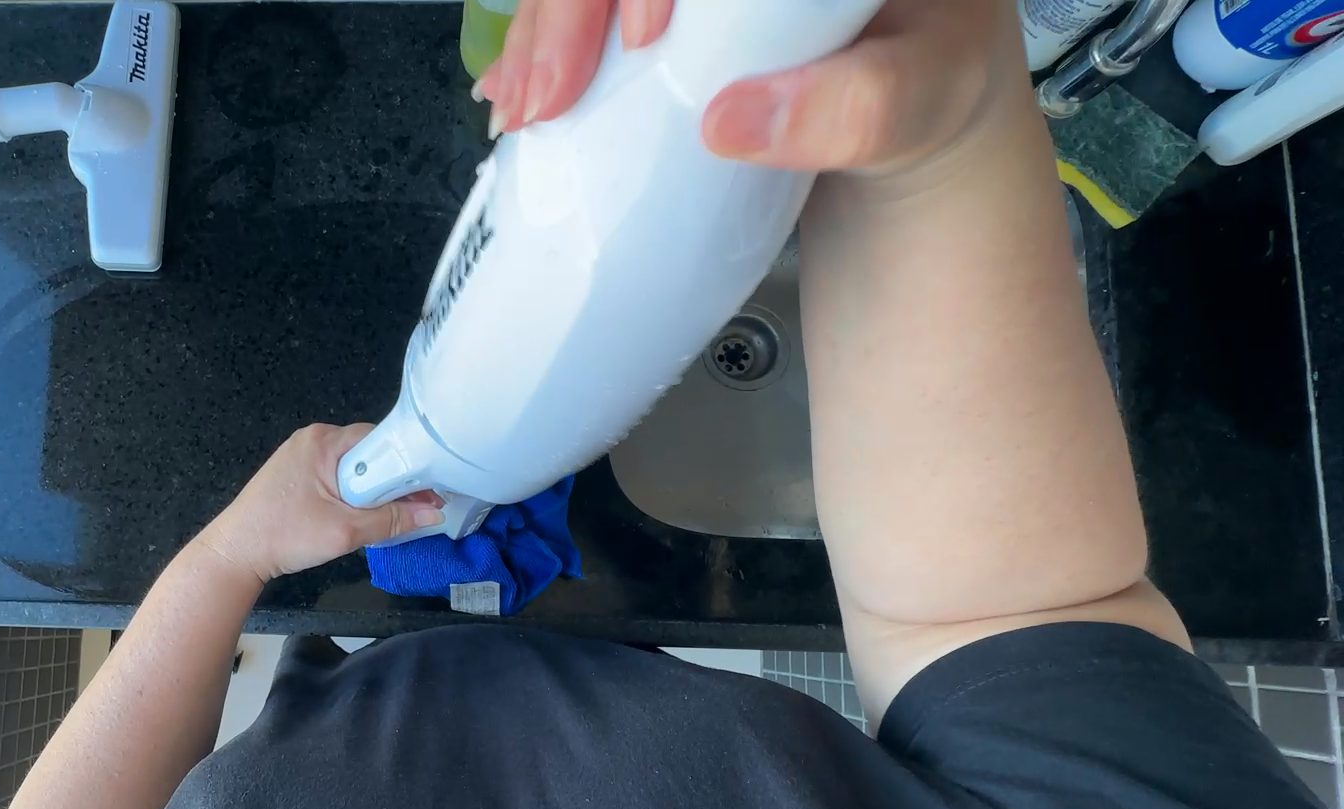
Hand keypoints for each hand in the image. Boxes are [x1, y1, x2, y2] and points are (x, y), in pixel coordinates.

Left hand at [196, 424, 444, 582]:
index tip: (430, 490)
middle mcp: (314, 440)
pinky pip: (337, 478)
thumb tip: (435, 515)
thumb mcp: (346, 531)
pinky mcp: (297, 475)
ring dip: (373, 491)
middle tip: (417, 508)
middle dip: (393, 481)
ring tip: (391, 515)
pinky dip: (353, 495)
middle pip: (369, 454)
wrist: (236, 554)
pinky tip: (360, 516)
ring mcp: (302, 456)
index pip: (381, 439)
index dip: (409, 464)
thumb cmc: (285, 536)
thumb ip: (393, 520)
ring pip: (355, 469)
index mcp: (323, 441)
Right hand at [477, 0, 1017, 178]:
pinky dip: (539, 59)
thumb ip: (857, 107)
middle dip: (565, 8)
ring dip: (536, 37)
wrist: (903, 158)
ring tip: (513, 109)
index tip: (642, 36)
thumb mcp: (925, 109)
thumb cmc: (930, 118)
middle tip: (539, 99)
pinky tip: (513, 95)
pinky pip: (588, 23)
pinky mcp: (670, 29)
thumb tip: (724, 120)